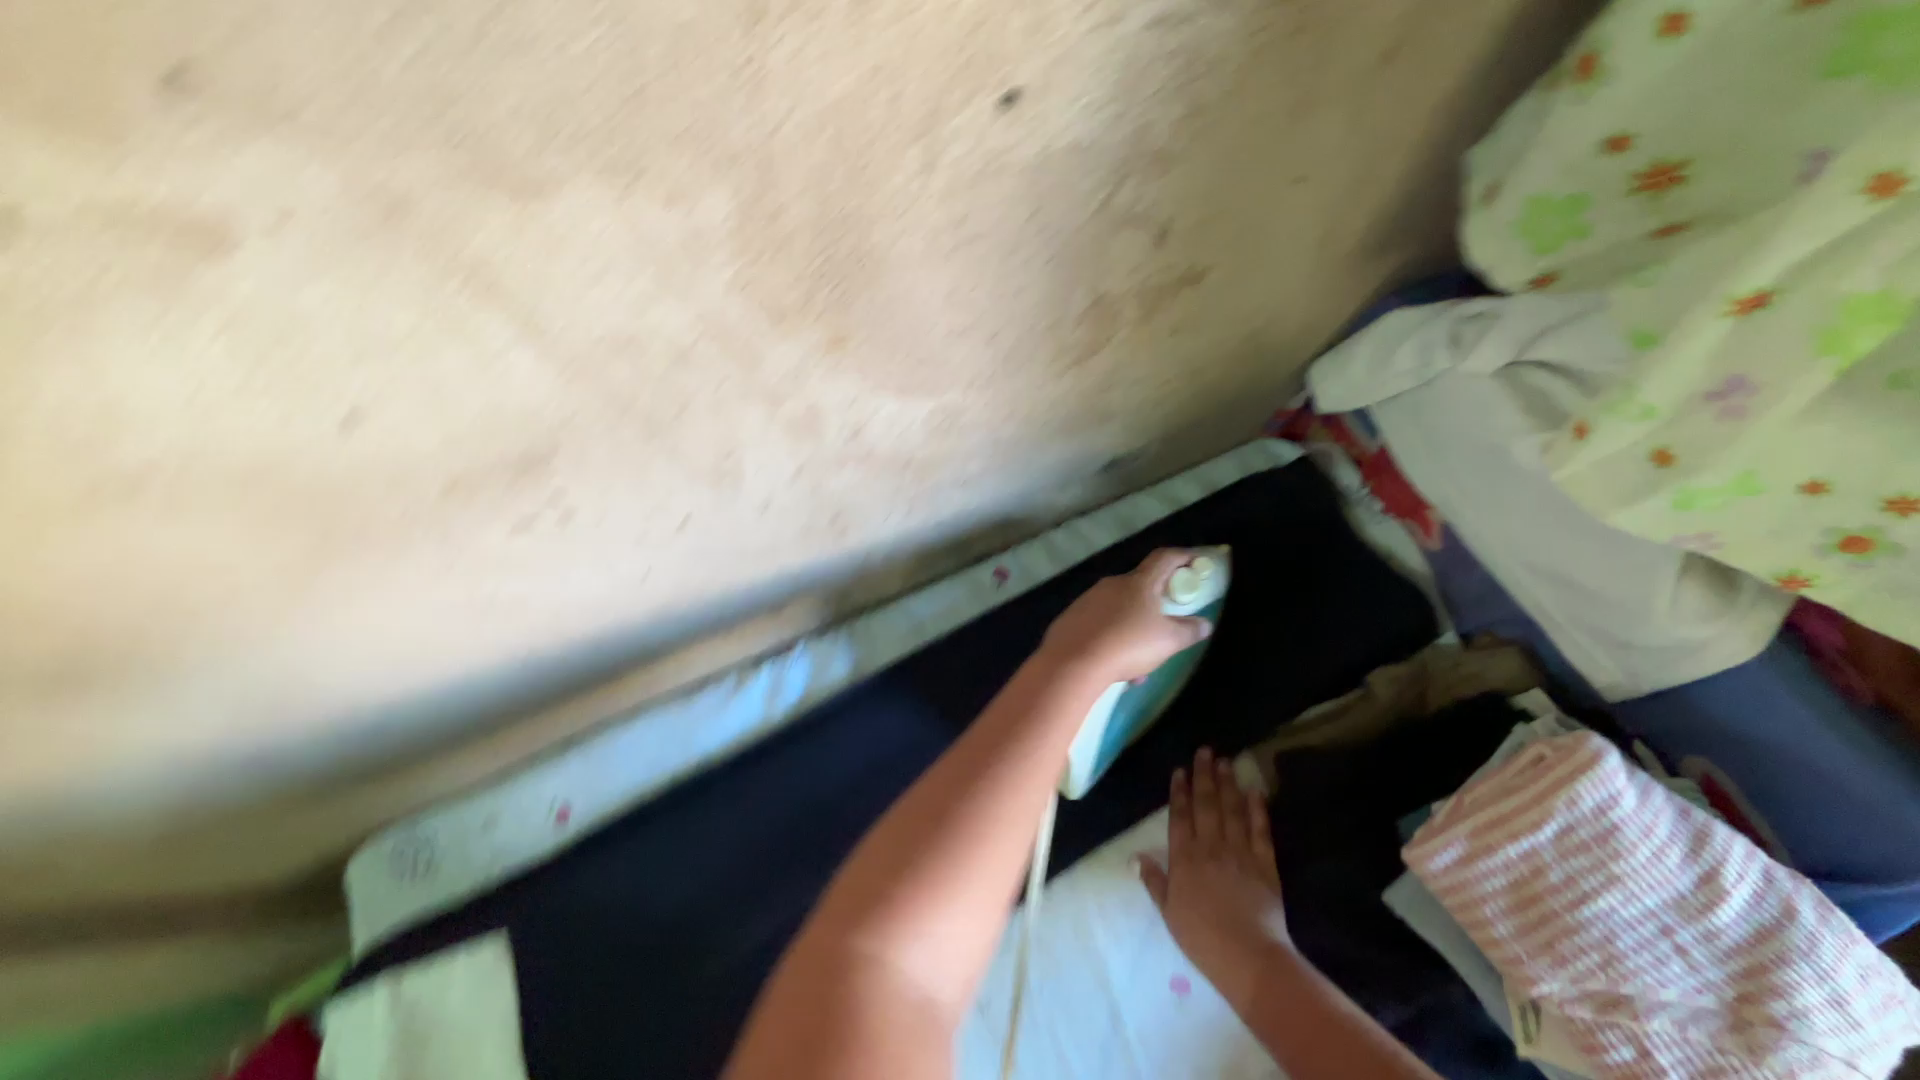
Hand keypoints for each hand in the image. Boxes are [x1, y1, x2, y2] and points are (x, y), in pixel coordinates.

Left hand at [1037, 548, 1213, 686]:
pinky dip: (1112, 644)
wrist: (1071, 664)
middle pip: (1141, 588)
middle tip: (1167, 629)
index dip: (1183, 557)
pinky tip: (1117, 672)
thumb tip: (1204, 624)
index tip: (1196, 561)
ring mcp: (1088, 601)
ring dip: (1134, 635)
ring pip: (1120, 614)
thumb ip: (1189, 631)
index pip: (1164, 558)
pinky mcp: (1071, 619)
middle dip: (1156, 609)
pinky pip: (1100, 628)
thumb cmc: (1127, 645)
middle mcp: (1111, 584)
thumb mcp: (1168, 641)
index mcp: (1138, 582)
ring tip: (1140, 668)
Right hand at [1138, 747, 1292, 1007]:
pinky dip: (1257, 809)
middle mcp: (1211, 848)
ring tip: (1225, 761)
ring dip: (1228, 784)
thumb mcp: (1168, 912)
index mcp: (1184, 859)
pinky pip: (1260, 830)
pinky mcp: (1265, 864)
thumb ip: (1155, 881)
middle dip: (1204, 777)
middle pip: (1207, 805)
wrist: (1248, 955)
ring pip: (1232, 811)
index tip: (1180, 771)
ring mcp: (1240, 853)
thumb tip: (1135, 857)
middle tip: (1205, 751)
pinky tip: (1254, 791)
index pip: (1180, 818)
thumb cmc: (1201, 938)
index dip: (1180, 793)